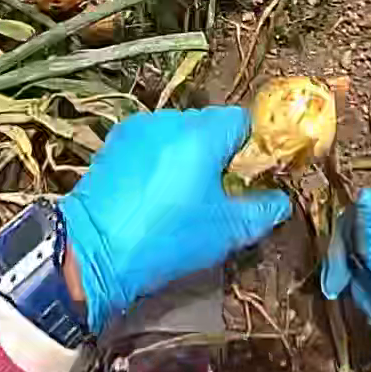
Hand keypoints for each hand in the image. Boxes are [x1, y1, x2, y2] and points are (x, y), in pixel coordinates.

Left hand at [60, 106, 291, 331]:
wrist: (89, 252)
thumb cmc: (165, 238)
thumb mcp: (224, 232)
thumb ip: (261, 212)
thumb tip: (281, 201)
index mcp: (204, 133)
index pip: (243, 120)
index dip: (250, 147)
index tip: (245, 178)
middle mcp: (174, 118)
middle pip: (211, 125)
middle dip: (218, 152)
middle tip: (214, 191)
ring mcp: (143, 125)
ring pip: (181, 131)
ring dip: (187, 153)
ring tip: (178, 192)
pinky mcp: (118, 137)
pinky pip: (153, 138)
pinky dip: (160, 155)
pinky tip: (150, 188)